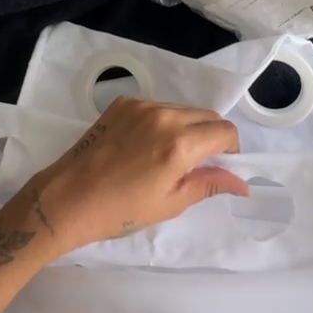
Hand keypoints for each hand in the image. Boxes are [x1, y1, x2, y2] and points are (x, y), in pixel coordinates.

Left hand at [21, 96, 249, 250]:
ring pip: (182, 108)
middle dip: (212, 136)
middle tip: (198, 163)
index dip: (231, 148)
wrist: (70, 196)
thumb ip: (209, 184)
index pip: (225, 131)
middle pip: (207, 115)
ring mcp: (142, 105)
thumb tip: (243, 183)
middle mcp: (165, 116)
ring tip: (169, 155)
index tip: (222, 165)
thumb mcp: (171, 203)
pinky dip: (163, 121)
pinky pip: (158, 106)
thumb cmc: (122, 209)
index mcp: (180, 144)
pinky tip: (146, 145)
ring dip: (188, 127)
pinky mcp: (124, 102)